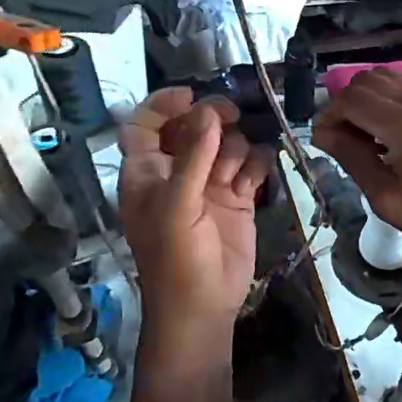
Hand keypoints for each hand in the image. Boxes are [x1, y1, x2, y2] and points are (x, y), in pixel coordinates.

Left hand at [118, 88, 272, 325]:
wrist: (203, 306)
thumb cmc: (175, 259)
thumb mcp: (177, 206)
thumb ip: (194, 157)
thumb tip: (210, 113)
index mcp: (147, 172)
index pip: (145, 125)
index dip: (163, 105)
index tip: (191, 95)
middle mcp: (178, 172)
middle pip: (193, 127)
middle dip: (212, 119)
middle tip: (230, 116)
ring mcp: (210, 184)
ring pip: (226, 143)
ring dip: (234, 150)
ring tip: (233, 179)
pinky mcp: (237, 197)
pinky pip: (251, 165)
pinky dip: (256, 165)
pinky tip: (253, 181)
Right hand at [313, 69, 401, 258]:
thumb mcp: (384, 196)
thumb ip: (351, 158)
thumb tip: (322, 134)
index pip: (353, 101)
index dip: (329, 116)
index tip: (321, 139)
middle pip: (365, 82)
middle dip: (343, 105)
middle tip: (338, 136)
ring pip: (383, 78)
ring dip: (362, 99)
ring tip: (358, 131)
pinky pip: (400, 87)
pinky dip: (380, 99)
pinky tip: (379, 129)